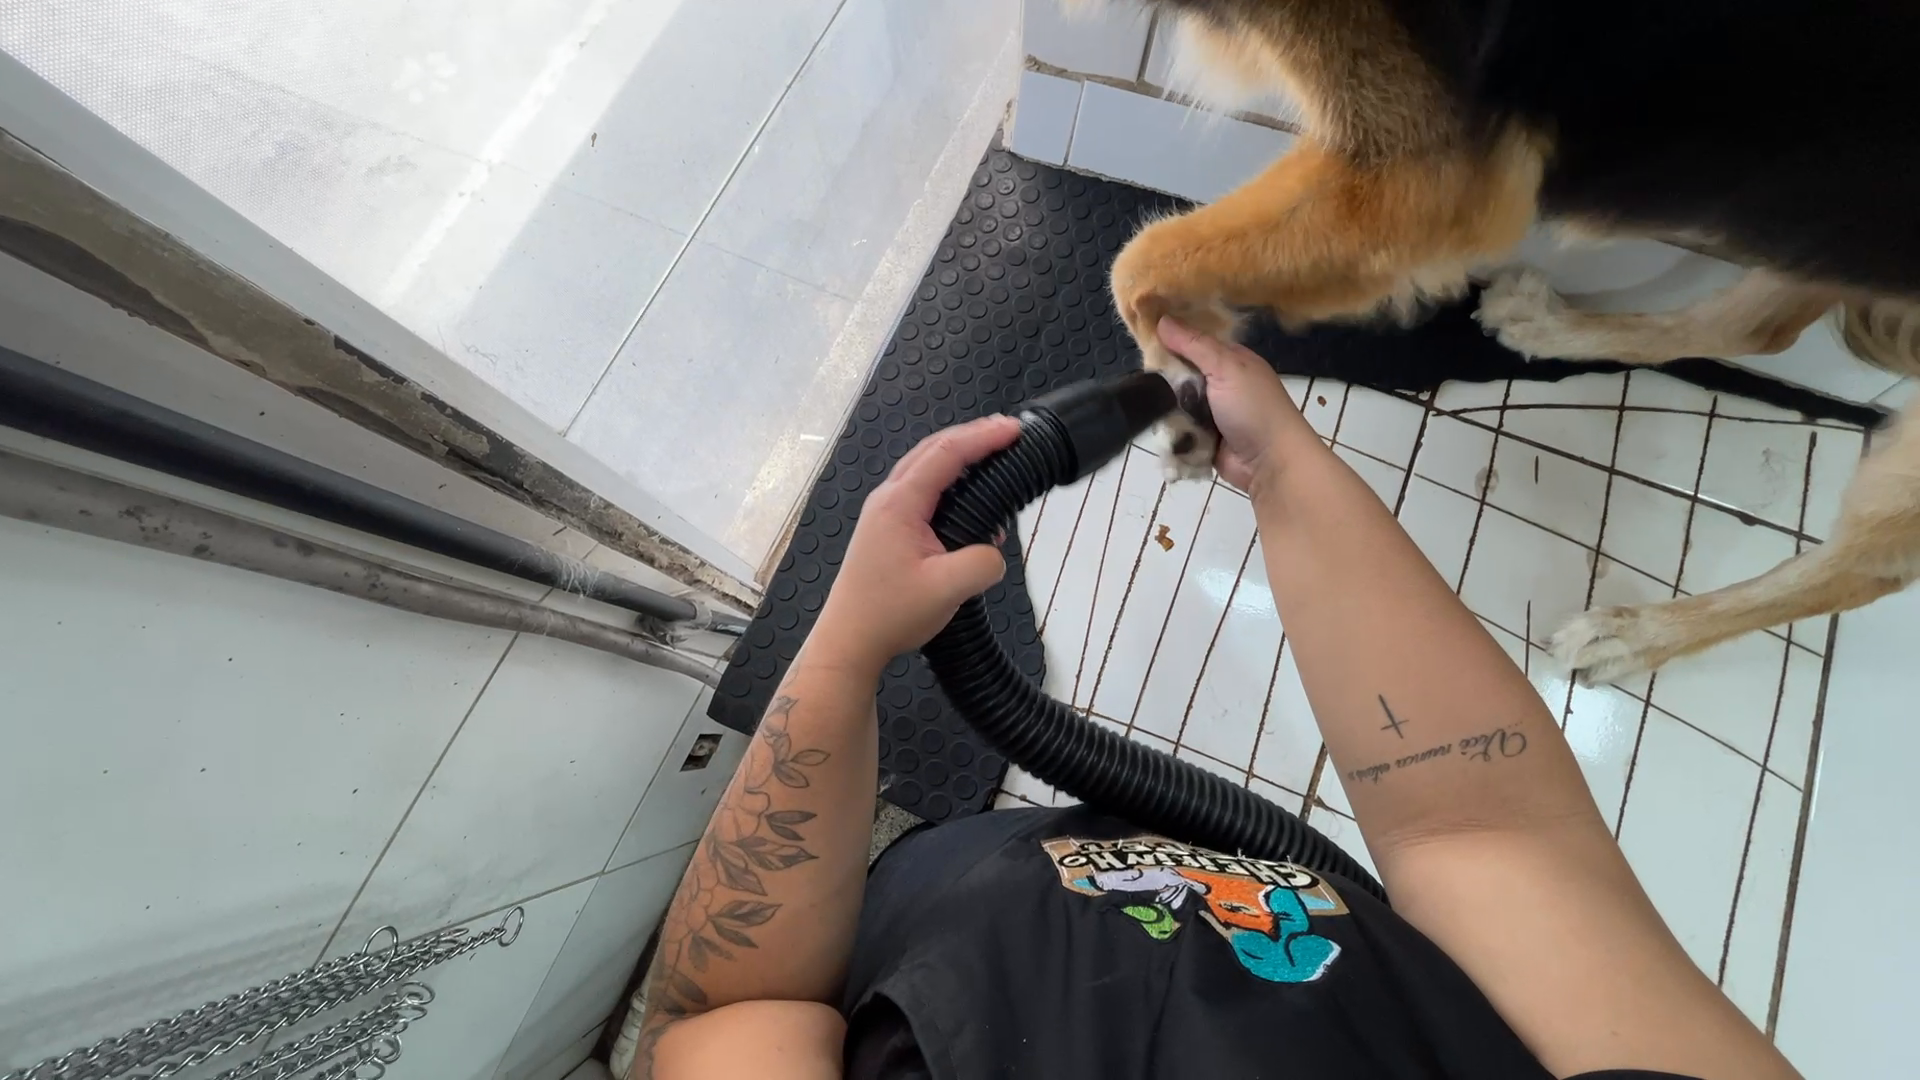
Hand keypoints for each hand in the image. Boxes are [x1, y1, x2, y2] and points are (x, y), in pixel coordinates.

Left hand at [810, 416, 1021, 675]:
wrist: (849, 641)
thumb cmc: (889, 614)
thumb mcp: (946, 590)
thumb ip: (982, 563)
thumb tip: (994, 551)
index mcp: (900, 504)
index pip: (946, 454)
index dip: (983, 437)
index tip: (1015, 430)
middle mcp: (888, 499)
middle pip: (932, 451)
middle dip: (972, 436)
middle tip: (1008, 433)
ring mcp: (884, 513)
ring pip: (925, 468)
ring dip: (959, 457)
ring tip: (993, 456)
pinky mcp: (887, 530)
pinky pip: (922, 491)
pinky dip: (949, 482)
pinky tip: (971, 501)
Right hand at [1158, 317, 1311, 490]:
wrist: (1269, 461)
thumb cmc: (1253, 408)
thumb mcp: (1226, 367)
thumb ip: (1193, 345)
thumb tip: (1162, 320)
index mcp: (1229, 360)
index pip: (1193, 341)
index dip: (1169, 338)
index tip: (1142, 335)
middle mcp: (1218, 383)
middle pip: (1178, 374)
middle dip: (1163, 378)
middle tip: (1143, 379)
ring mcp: (1208, 412)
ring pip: (1173, 403)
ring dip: (1165, 408)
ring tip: (1151, 408)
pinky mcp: (1199, 437)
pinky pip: (1175, 429)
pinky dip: (1170, 431)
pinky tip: (1160, 429)